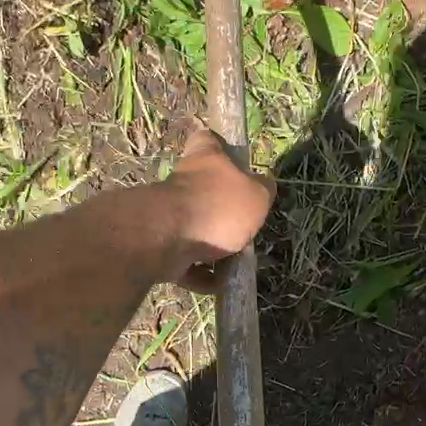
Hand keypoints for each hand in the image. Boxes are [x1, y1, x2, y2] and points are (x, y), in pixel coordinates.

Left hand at [160, 127, 273, 291]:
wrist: (169, 238)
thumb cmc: (218, 207)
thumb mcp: (256, 196)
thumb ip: (263, 190)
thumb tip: (264, 188)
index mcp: (204, 159)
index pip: (208, 141)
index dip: (220, 149)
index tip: (233, 167)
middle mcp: (183, 183)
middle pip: (204, 192)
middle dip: (222, 213)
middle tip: (243, 230)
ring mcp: (169, 216)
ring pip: (196, 230)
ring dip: (212, 248)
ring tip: (234, 263)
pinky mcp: (161, 247)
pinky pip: (186, 263)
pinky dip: (201, 275)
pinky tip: (218, 284)